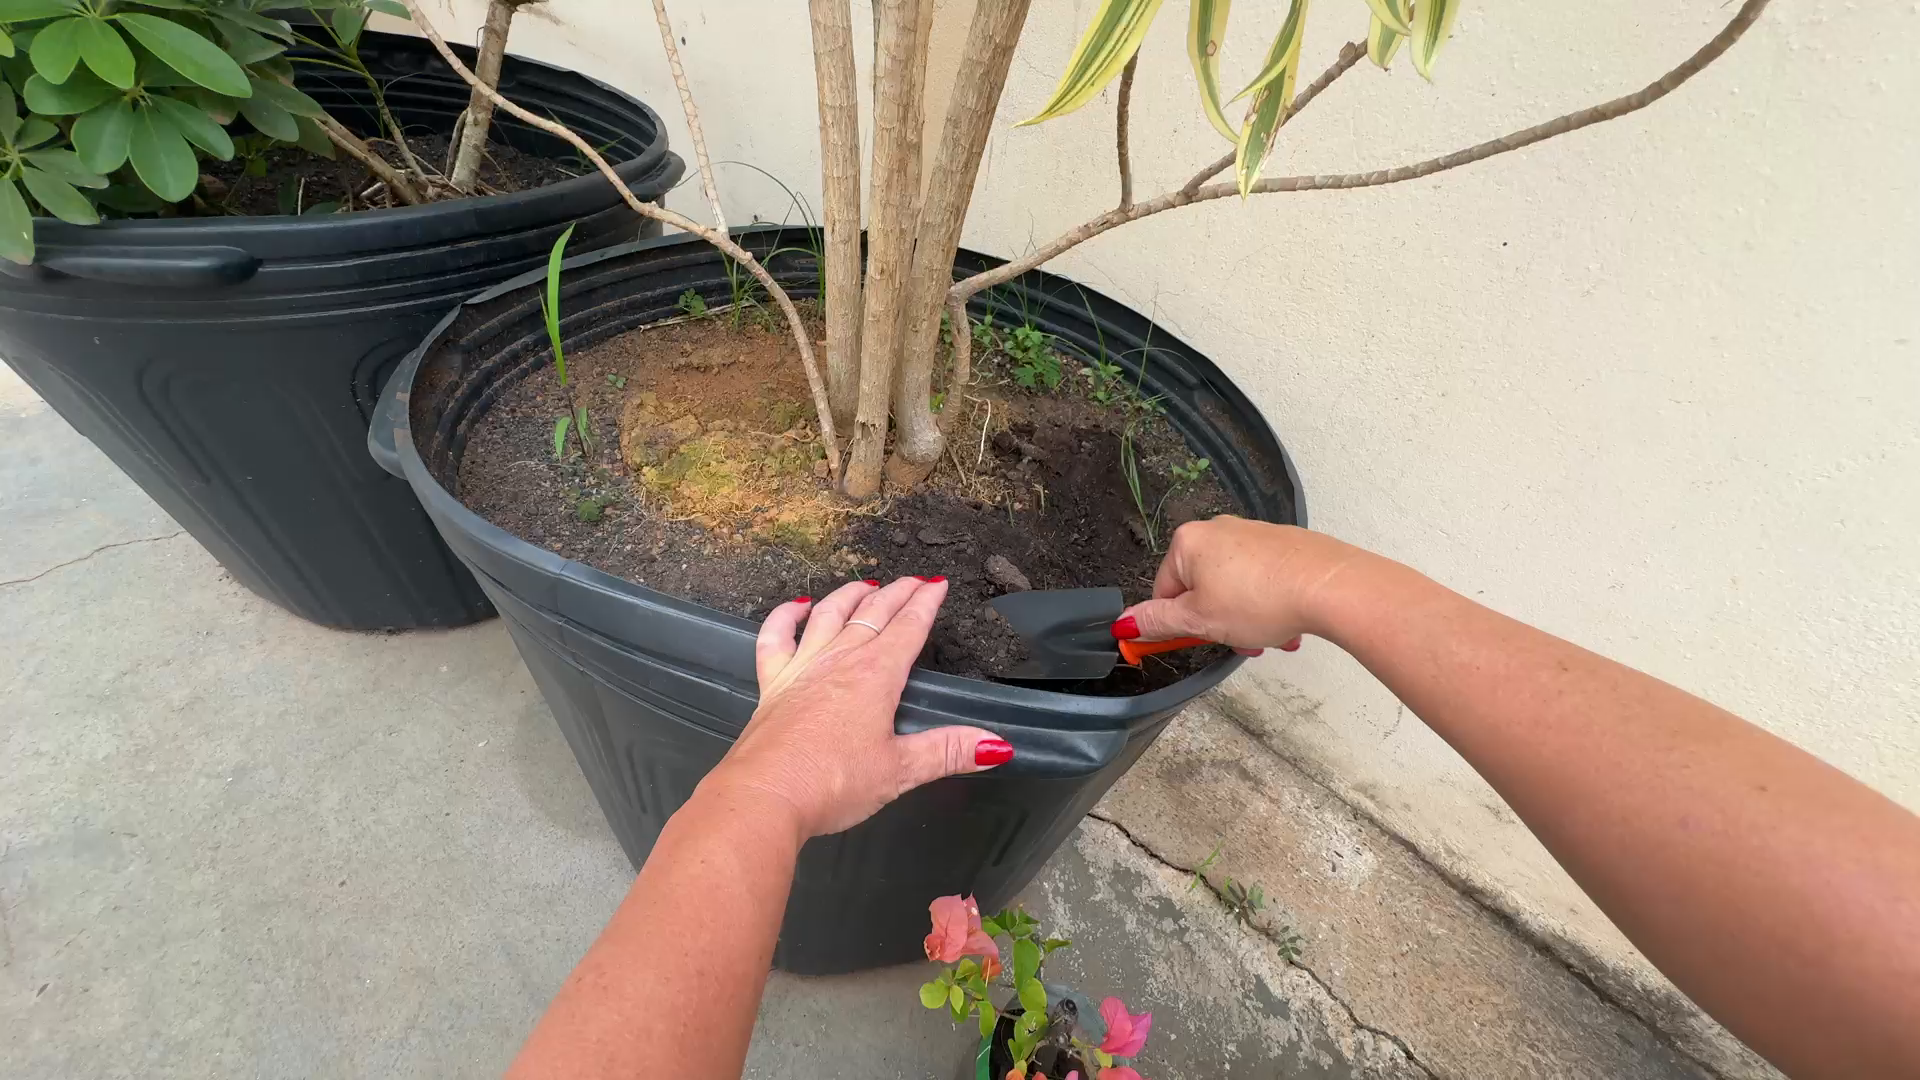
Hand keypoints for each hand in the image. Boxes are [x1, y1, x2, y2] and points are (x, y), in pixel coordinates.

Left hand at [704, 576, 1011, 838]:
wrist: (766, 796)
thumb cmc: (833, 783)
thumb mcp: (900, 771)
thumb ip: (948, 752)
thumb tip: (997, 746)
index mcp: (877, 675)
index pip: (909, 627)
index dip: (927, 603)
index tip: (938, 584)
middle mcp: (841, 660)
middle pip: (874, 614)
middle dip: (899, 593)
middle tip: (915, 581)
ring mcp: (803, 667)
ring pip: (830, 615)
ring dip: (850, 596)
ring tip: (867, 586)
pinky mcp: (773, 683)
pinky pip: (776, 637)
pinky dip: (785, 616)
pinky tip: (797, 606)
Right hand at [1116, 517, 1365, 650]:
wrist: (1330, 586)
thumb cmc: (1258, 600)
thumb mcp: (1199, 620)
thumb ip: (1157, 622)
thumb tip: (1122, 625)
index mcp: (1188, 542)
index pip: (1164, 589)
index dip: (1178, 622)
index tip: (1198, 640)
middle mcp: (1218, 529)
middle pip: (1201, 587)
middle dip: (1217, 621)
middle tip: (1238, 642)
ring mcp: (1254, 534)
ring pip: (1234, 587)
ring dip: (1245, 618)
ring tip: (1267, 639)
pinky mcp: (1284, 543)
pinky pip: (1263, 579)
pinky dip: (1268, 603)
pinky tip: (1286, 624)